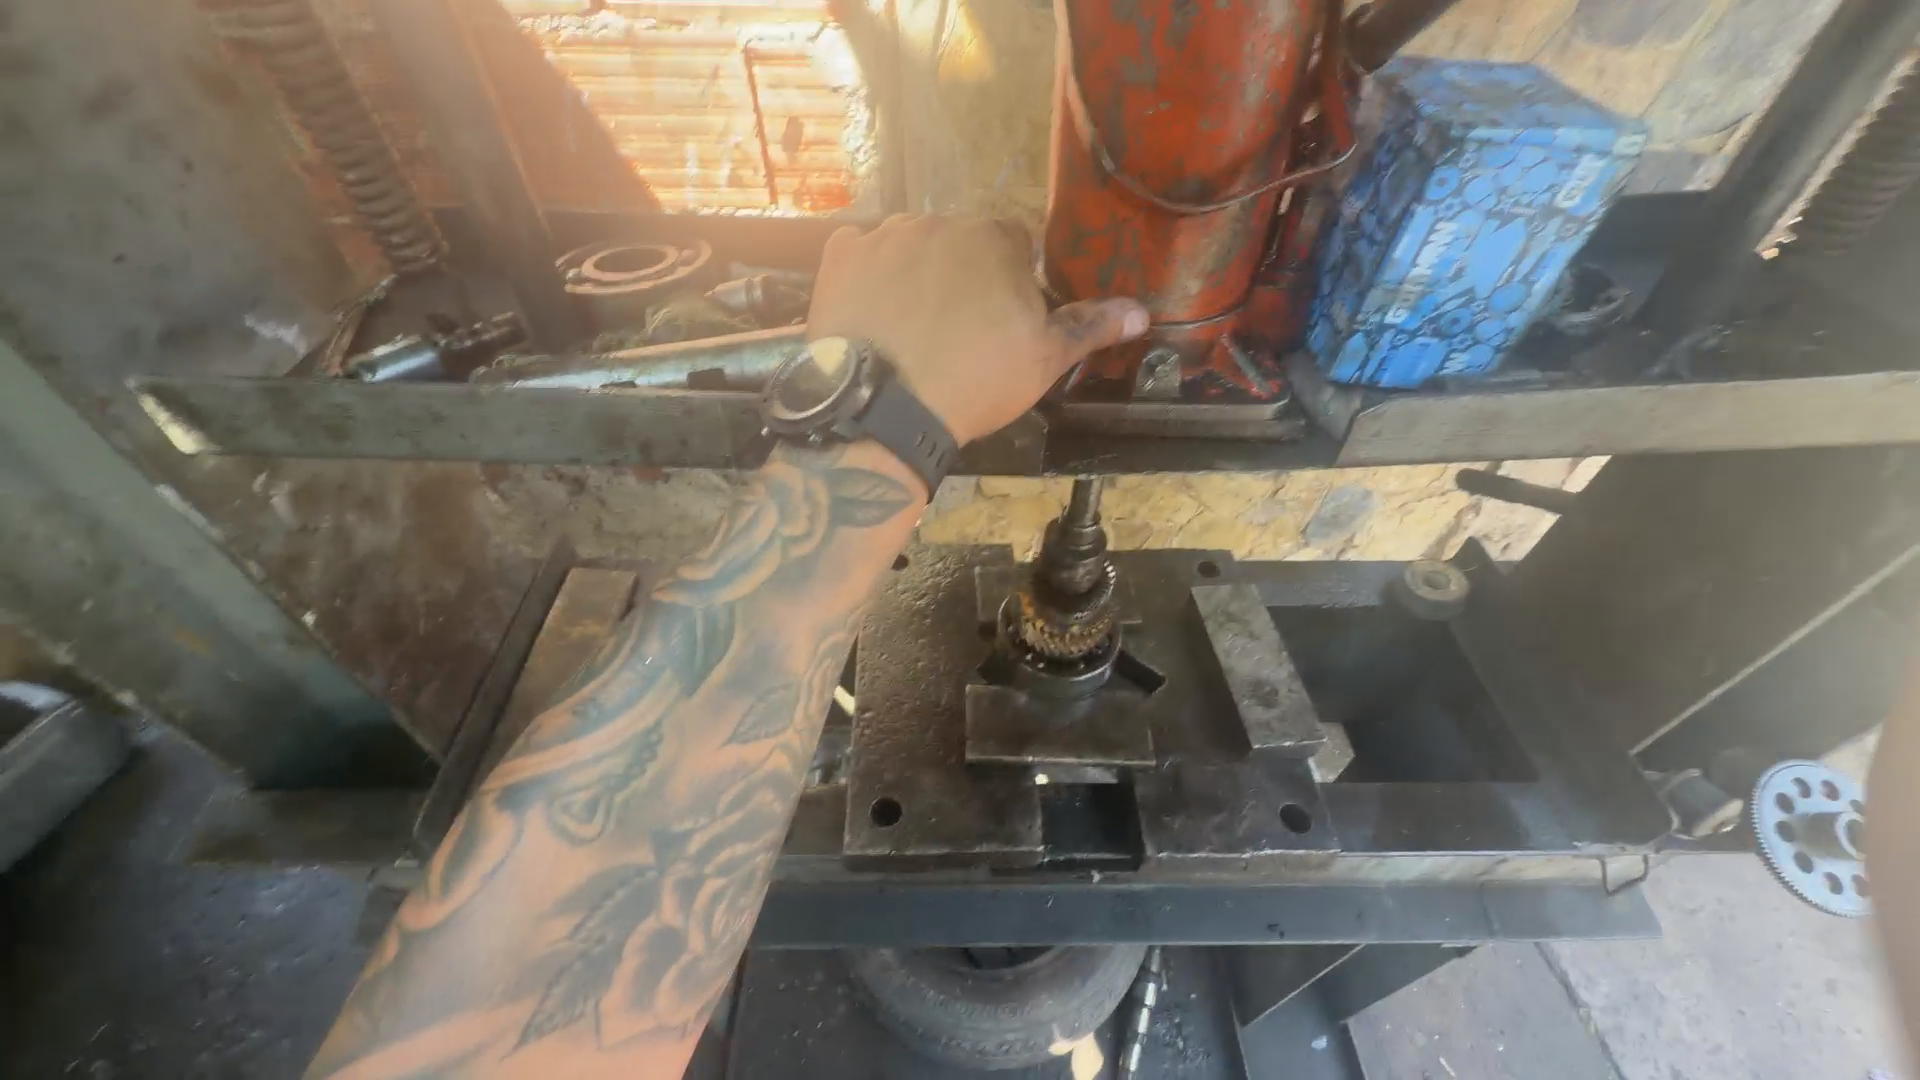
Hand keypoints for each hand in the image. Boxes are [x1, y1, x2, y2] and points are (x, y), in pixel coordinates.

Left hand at [806, 215, 1148, 444]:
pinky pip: (861, 255)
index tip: (999, 319)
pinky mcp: (839, 254)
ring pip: (909, 246)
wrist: (886, 409)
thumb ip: (1089, 327)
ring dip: (915, 273)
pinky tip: (872, 317)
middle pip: (959, 241)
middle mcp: (939, 220)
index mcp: (995, 238)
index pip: (1012, 244)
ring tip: (909, 328)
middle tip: (953, 330)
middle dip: (961, 274)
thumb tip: (1141, 311)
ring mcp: (884, 234)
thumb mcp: (1043, 361)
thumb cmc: (976, 383)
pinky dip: (869, 278)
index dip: (1009, 281)